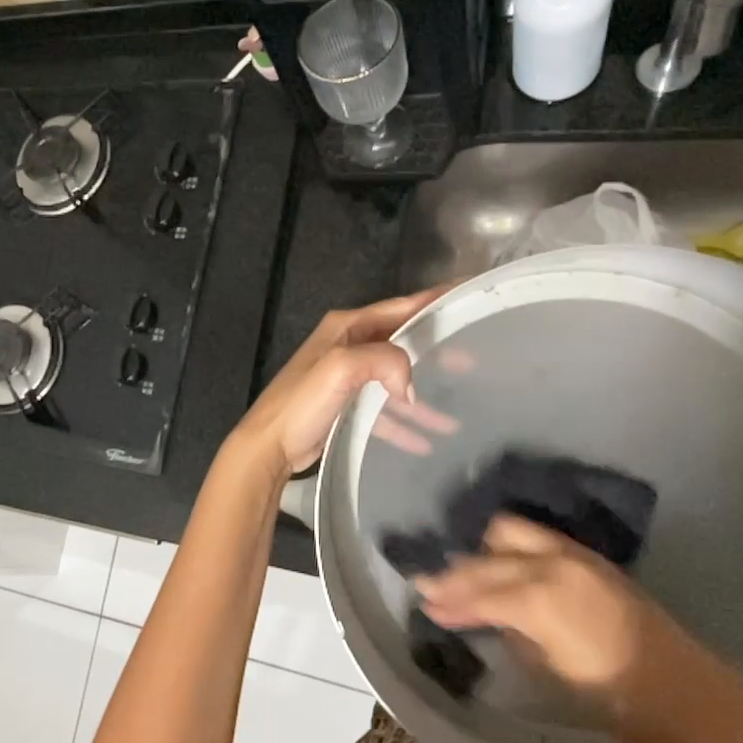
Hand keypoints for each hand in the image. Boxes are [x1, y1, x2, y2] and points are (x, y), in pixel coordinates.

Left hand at [230, 285, 456, 477]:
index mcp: (346, 328)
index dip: (435, 300)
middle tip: (474, 361)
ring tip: (457, 414)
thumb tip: (410, 384)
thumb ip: (382, 361)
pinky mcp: (344, 408)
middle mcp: (347, 346)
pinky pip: (382, 412)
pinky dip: (405, 424)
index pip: (401, 306)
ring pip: (395, 381)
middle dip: (436, 351)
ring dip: (424, 397)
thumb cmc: (300, 404)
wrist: (267, 446)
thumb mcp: (340, 369)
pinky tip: (428, 440)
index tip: (469, 296)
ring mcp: (345, 378)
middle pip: (402, 343)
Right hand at [416, 515, 713, 724]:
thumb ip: (509, 630)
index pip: (479, 592)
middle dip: (456, 572)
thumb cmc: (607, 693)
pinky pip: (536, 538)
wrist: (678, 690)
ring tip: (462, 569)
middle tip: (428, 582)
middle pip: (488, 558)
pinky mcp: (589, 557)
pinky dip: (510, 547)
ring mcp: (573, 554)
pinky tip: (497, 560)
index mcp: (537, 597)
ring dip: (483, 550)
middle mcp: (551, 563)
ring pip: (510, 532)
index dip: (449, 599)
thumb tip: (481, 614)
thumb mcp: (545, 666)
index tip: (424, 602)